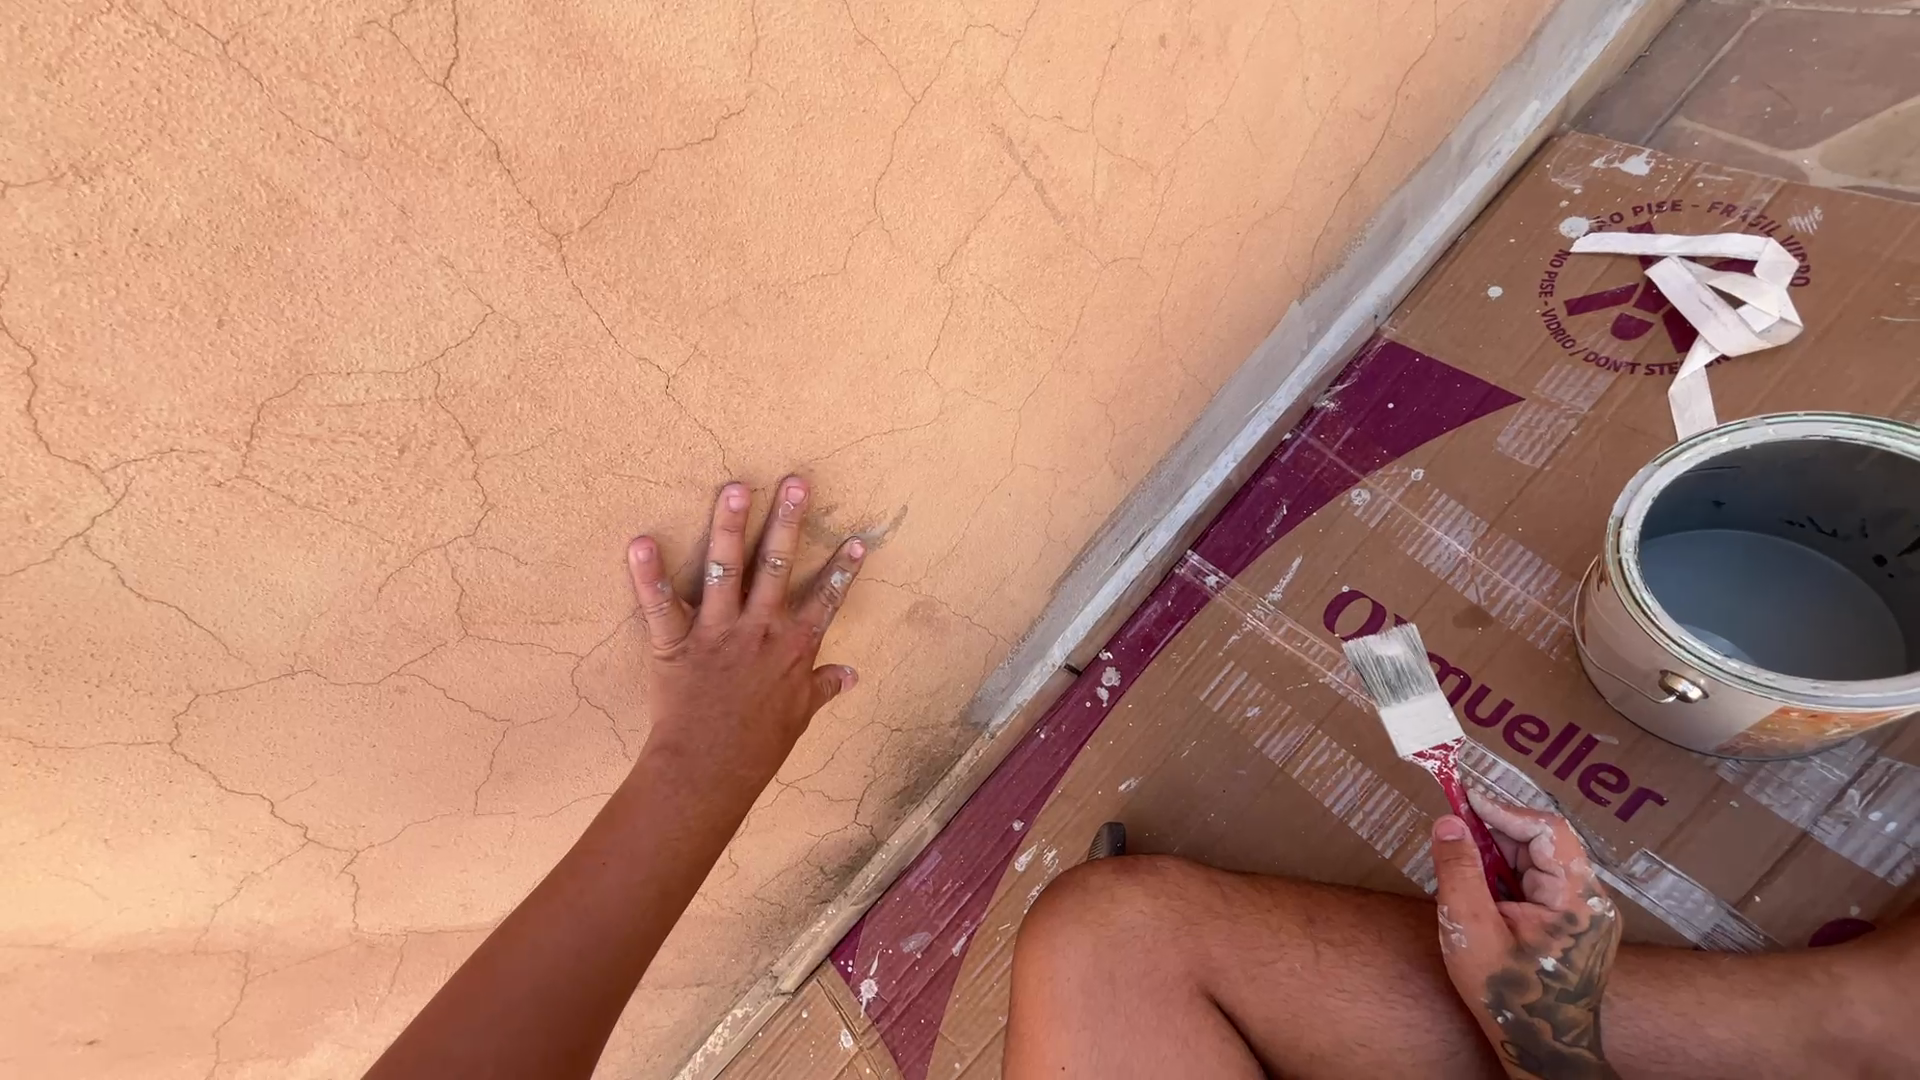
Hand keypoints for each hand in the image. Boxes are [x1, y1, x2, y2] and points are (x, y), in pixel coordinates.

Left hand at [625, 477, 863, 786]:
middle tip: (796, 481)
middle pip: (777, 565)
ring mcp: (718, 632)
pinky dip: (646, 575)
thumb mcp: (801, 714)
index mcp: (794, 646)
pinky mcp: (676, 644)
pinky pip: (659, 606)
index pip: (826, 599)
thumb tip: (852, 675)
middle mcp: (760, 629)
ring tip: (735, 488)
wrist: (709, 772)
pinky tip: (639, 541)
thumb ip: (824, 686)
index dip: (843, 570)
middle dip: (788, 520)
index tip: (857, 540)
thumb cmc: (759, 746)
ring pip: (724, 569)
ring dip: (729, 526)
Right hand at [1431, 789, 1621, 1079]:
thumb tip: (1448, 821)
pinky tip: (1476, 884)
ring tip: (1458, 859)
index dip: (1503, 809)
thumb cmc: (1505, 991)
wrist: (1539, 1047)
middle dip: (1493, 829)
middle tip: (1450, 828)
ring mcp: (1582, 912)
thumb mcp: (1470, 927)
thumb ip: (1459, 870)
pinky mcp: (1569, 921)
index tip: (1460, 799)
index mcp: (1578, 900)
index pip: (1548, 831)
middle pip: (1542, 841)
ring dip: (1494, 851)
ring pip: (1535, 858)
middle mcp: (1589, 900)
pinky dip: (1502, 871)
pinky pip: (1534, 879)